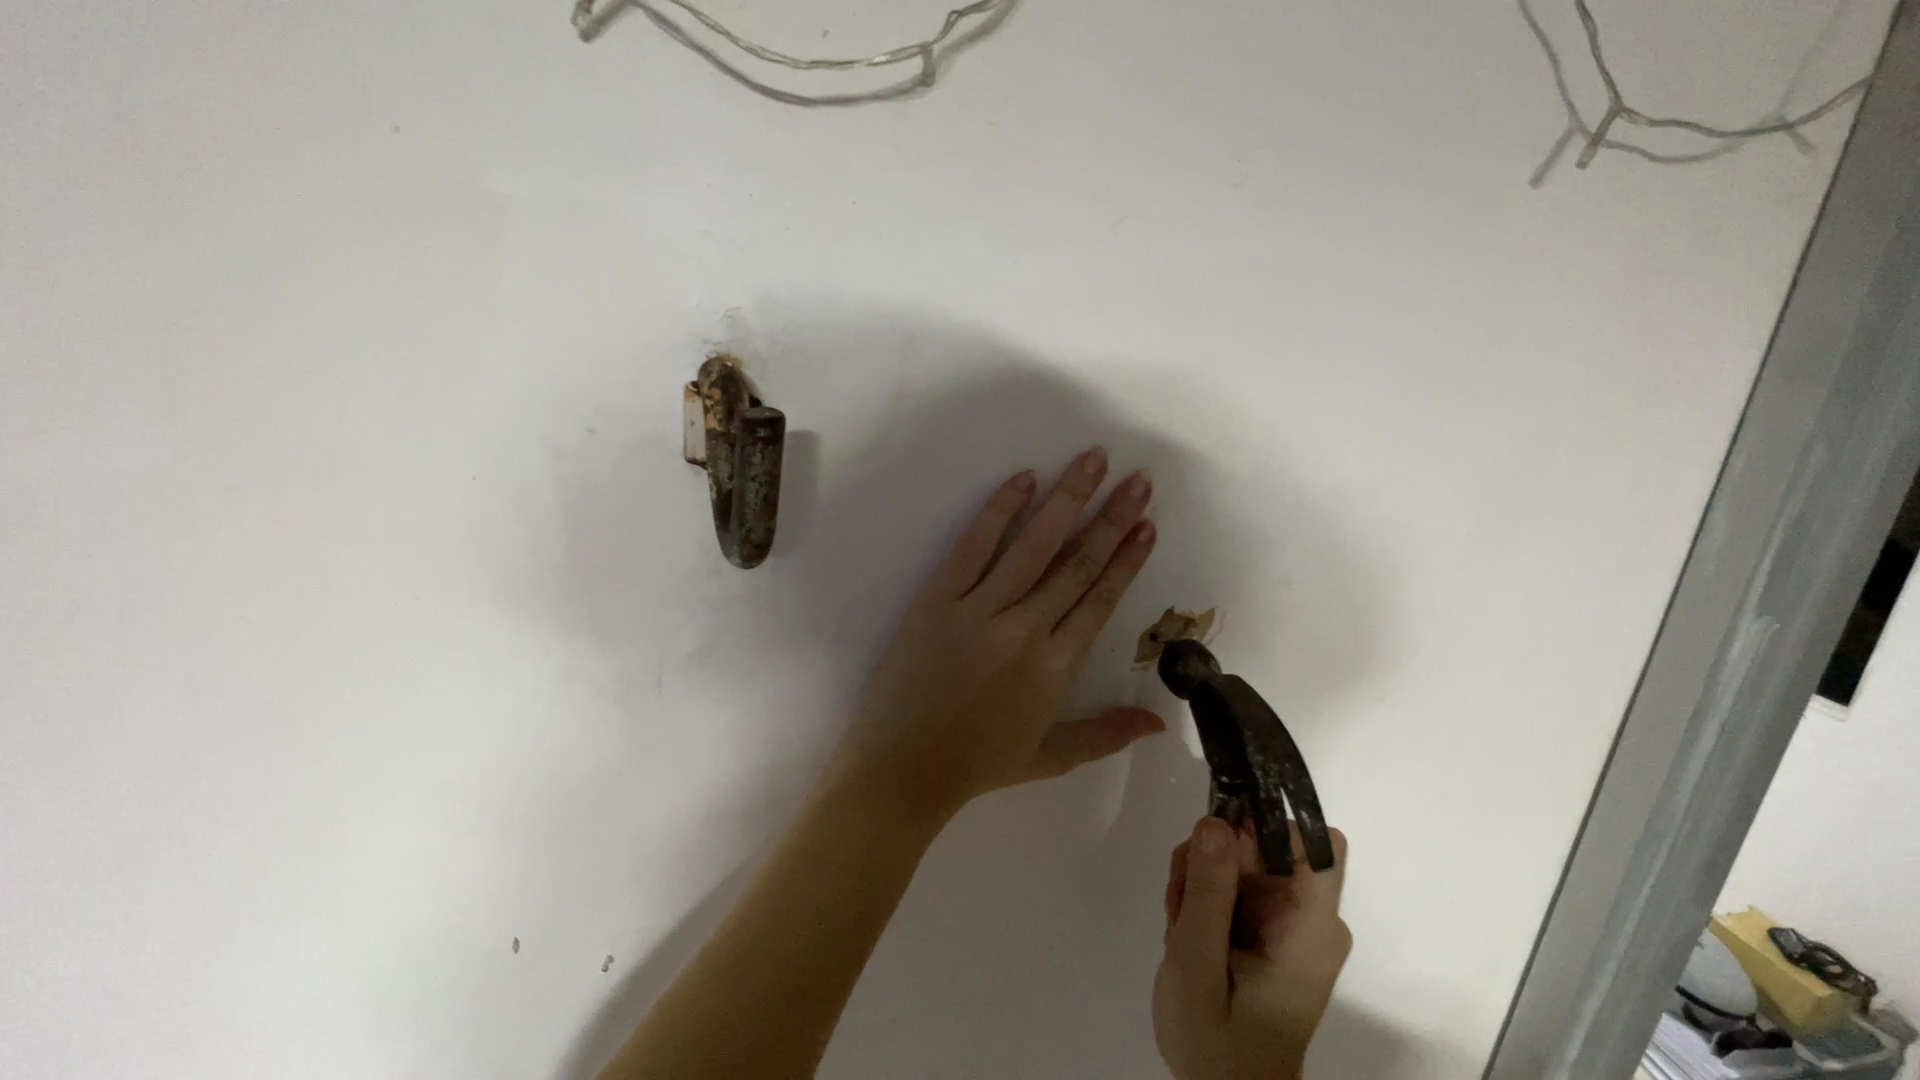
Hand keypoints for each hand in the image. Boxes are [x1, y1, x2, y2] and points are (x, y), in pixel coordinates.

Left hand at [825, 447, 1163, 820]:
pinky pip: (972, 548)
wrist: (903, 768)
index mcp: (1056, 668)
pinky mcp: (937, 601)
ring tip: (1091, 461)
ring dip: (1066, 500)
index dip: (1127, 560)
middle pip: (1076, 564)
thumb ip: (1106, 734)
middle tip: (1138, 479)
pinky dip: (998, 512)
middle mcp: (1025, 631)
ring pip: (1032, 547)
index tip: (1148, 525)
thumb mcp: (1050, 757)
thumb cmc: (977, 764)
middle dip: (1111, 519)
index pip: (1099, 600)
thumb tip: (1160, 721)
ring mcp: (979, 612)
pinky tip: (1022, 480)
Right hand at [1153, 816, 1351, 1079]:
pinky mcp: (1275, 933)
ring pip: (1246, 863)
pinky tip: (1188, 932)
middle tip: (1179, 899)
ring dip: (1203, 881)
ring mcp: (1293, 926)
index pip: (1318, 845)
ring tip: (1180, 927)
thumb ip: (1207, 892)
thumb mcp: (1196, 965)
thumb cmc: (1215, 1042)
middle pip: (1268, 849)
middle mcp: (1312, 921)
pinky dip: (1208, 899)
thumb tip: (1216, 821)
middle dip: (1215, 860)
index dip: (1270, 826)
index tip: (1218, 840)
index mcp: (1310, 930)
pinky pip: (1240, 887)